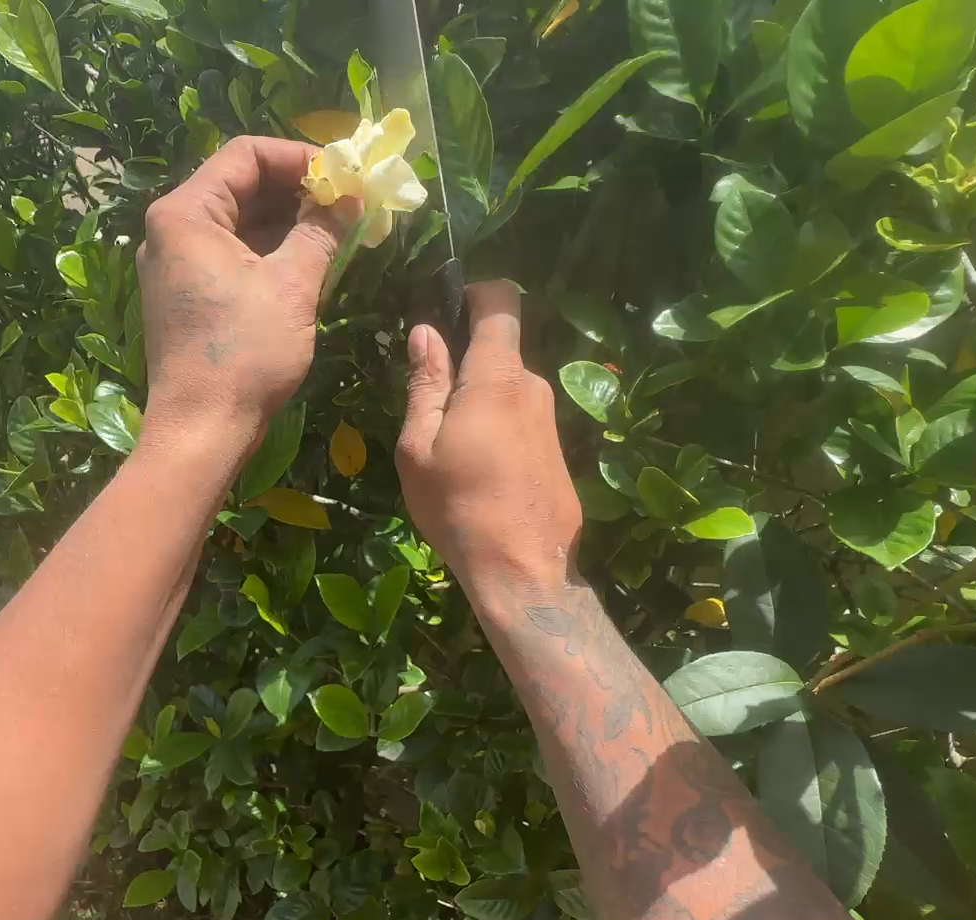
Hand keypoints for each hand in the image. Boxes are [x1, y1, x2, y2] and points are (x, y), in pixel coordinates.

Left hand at [136, 136, 353, 456]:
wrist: (203, 429)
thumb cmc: (245, 355)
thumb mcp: (292, 286)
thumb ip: (321, 231)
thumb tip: (350, 197)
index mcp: (185, 214)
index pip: (245, 155)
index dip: (299, 158)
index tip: (344, 176)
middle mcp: (171, 233)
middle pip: (240, 188)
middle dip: (296, 193)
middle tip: (347, 206)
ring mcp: (175, 269)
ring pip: (238, 227)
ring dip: (286, 226)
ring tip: (336, 235)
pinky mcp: (186, 299)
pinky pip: (230, 260)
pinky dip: (267, 256)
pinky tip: (307, 265)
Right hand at [396, 282, 581, 602]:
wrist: (522, 570)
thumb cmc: (456, 507)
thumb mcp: (419, 447)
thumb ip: (425, 384)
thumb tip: (425, 332)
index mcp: (496, 379)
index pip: (500, 302)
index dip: (474, 293)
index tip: (446, 310)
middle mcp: (533, 388)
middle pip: (498, 352)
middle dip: (463, 366)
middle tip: (428, 412)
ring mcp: (550, 420)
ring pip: (506, 390)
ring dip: (477, 404)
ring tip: (449, 452)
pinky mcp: (557, 449)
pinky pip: (520, 419)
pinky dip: (496, 428)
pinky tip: (478, 473)